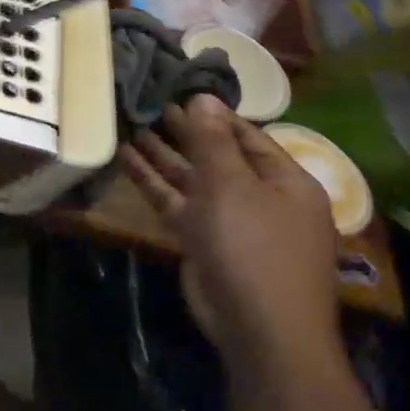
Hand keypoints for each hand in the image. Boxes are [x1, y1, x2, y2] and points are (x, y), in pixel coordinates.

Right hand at [120, 96, 341, 366]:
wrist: (258, 324)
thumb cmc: (253, 245)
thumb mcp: (232, 185)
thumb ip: (212, 140)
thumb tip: (203, 97)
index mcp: (285, 182)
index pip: (247, 135)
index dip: (212, 112)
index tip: (176, 85)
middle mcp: (261, 197)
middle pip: (217, 154)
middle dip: (183, 129)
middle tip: (145, 99)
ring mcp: (231, 219)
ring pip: (191, 176)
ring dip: (161, 152)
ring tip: (128, 121)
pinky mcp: (203, 238)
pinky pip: (175, 199)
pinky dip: (151, 179)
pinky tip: (124, 156)